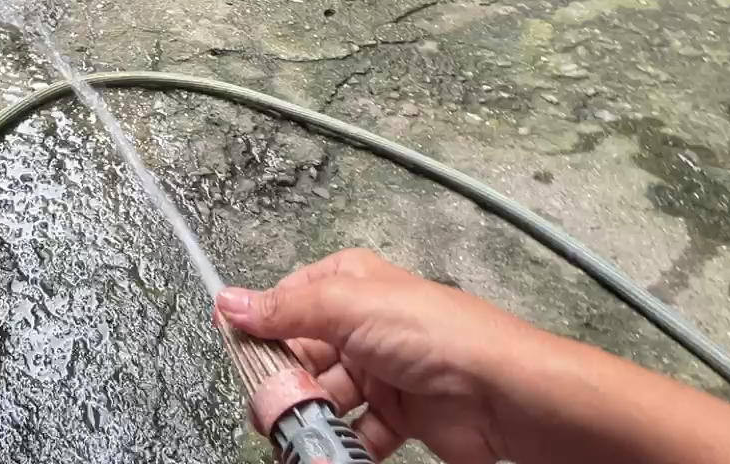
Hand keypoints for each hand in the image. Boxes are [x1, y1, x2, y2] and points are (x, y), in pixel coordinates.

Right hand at [216, 249, 542, 463]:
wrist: (503, 395)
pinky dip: (340, 444)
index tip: (233, 347)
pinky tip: (323, 454)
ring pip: (325, 393)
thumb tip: (227, 302)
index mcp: (344, 283)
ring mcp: (377, 370)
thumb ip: (282, 309)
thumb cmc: (426, 331)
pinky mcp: (398, 415)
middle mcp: (357, 323)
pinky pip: (357, 430)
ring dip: (307, 414)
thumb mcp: (343, 306)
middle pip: (301, 350)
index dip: (258, 323)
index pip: (286, 300)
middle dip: (280, 377)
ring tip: (287, 434)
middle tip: (260, 404)